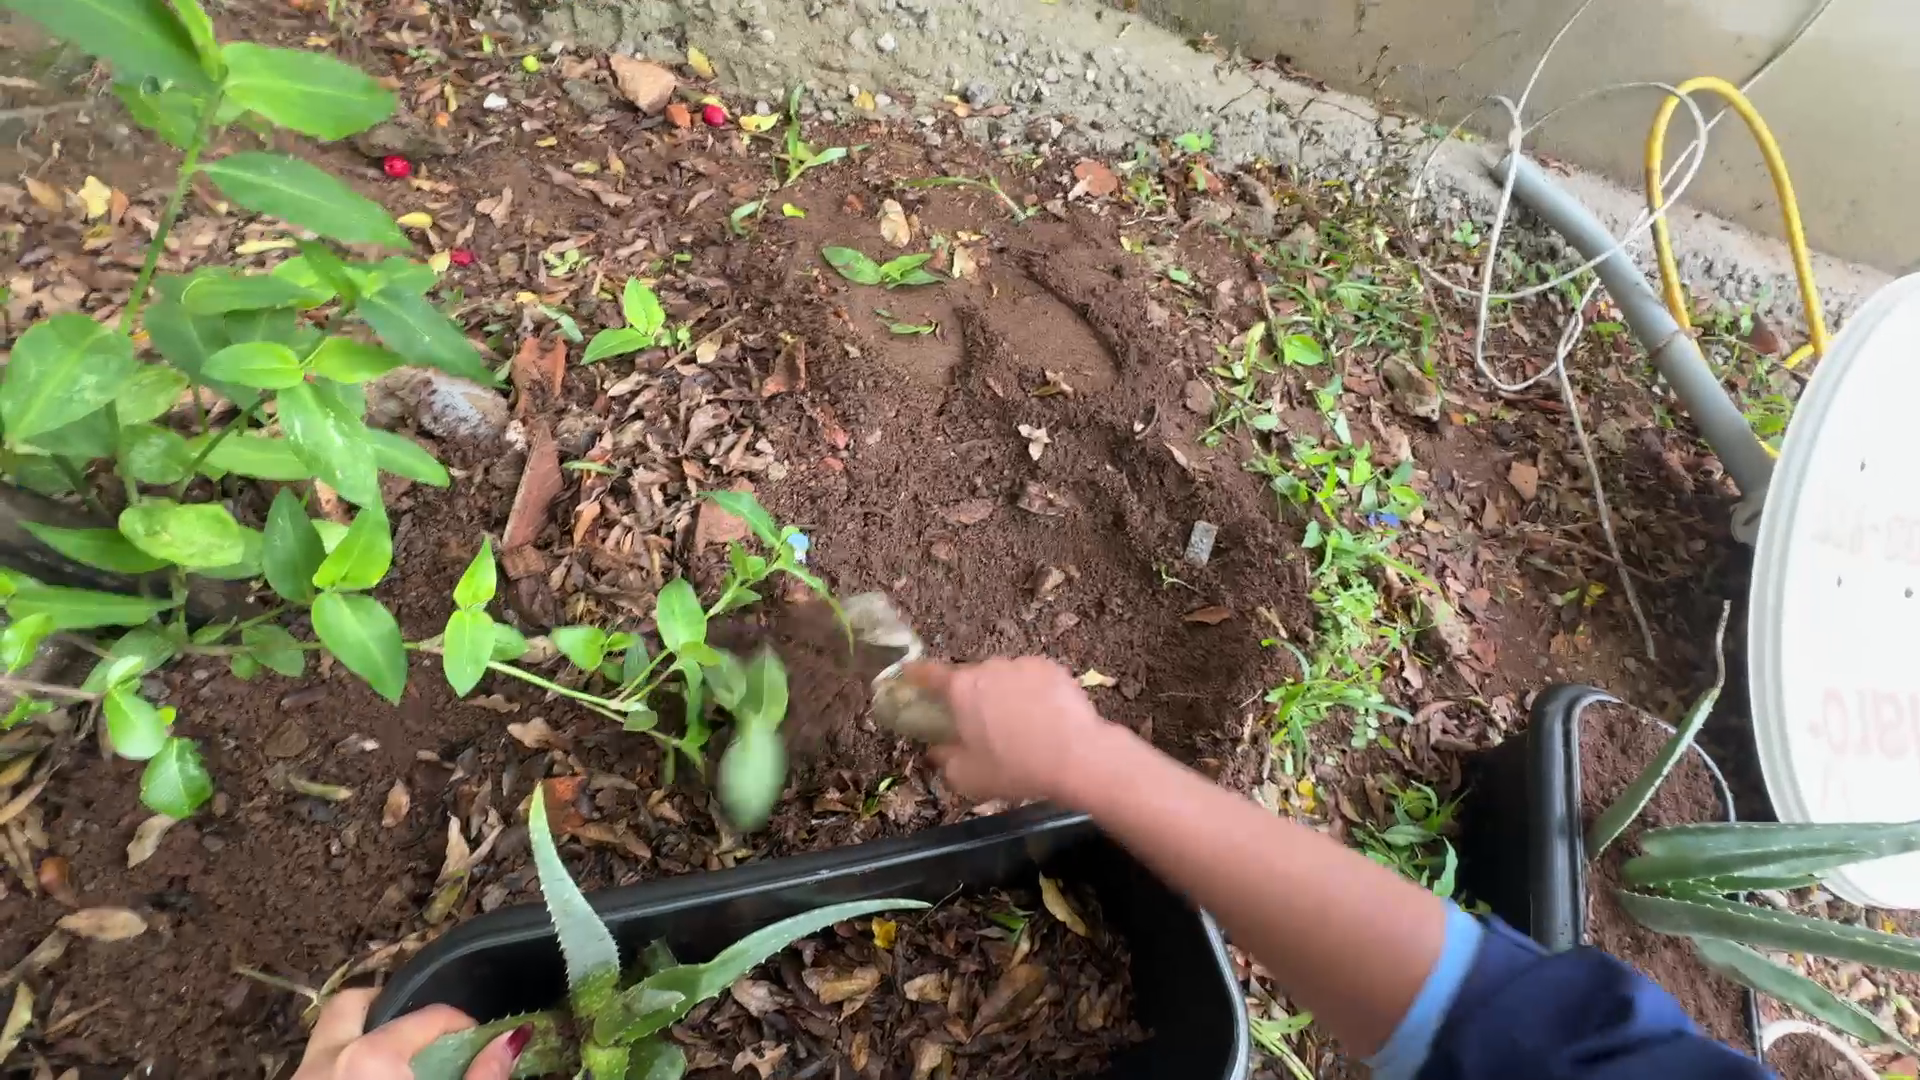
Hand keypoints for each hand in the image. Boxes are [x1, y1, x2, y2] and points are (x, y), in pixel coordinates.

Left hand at [292, 989, 528, 1079]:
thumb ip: (483, 1078)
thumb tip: (513, 1038)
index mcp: (369, 1059)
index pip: (429, 1017)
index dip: (461, 1025)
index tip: (476, 1046)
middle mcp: (322, 1066)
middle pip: (349, 1008)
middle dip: (382, 1009)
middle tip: (415, 1037)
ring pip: (324, 1049)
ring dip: (357, 1052)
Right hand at [906, 656, 1118, 804]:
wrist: (1076, 756)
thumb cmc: (1015, 768)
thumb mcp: (968, 776)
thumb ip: (945, 760)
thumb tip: (936, 750)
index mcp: (962, 689)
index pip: (929, 674)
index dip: (916, 674)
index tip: (907, 673)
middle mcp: (989, 668)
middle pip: (971, 677)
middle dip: (972, 695)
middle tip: (981, 723)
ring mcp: (1022, 664)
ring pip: (1004, 676)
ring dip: (1004, 693)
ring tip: (1020, 724)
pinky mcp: (1051, 667)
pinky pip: (1032, 677)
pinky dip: (1032, 691)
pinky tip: (1043, 715)